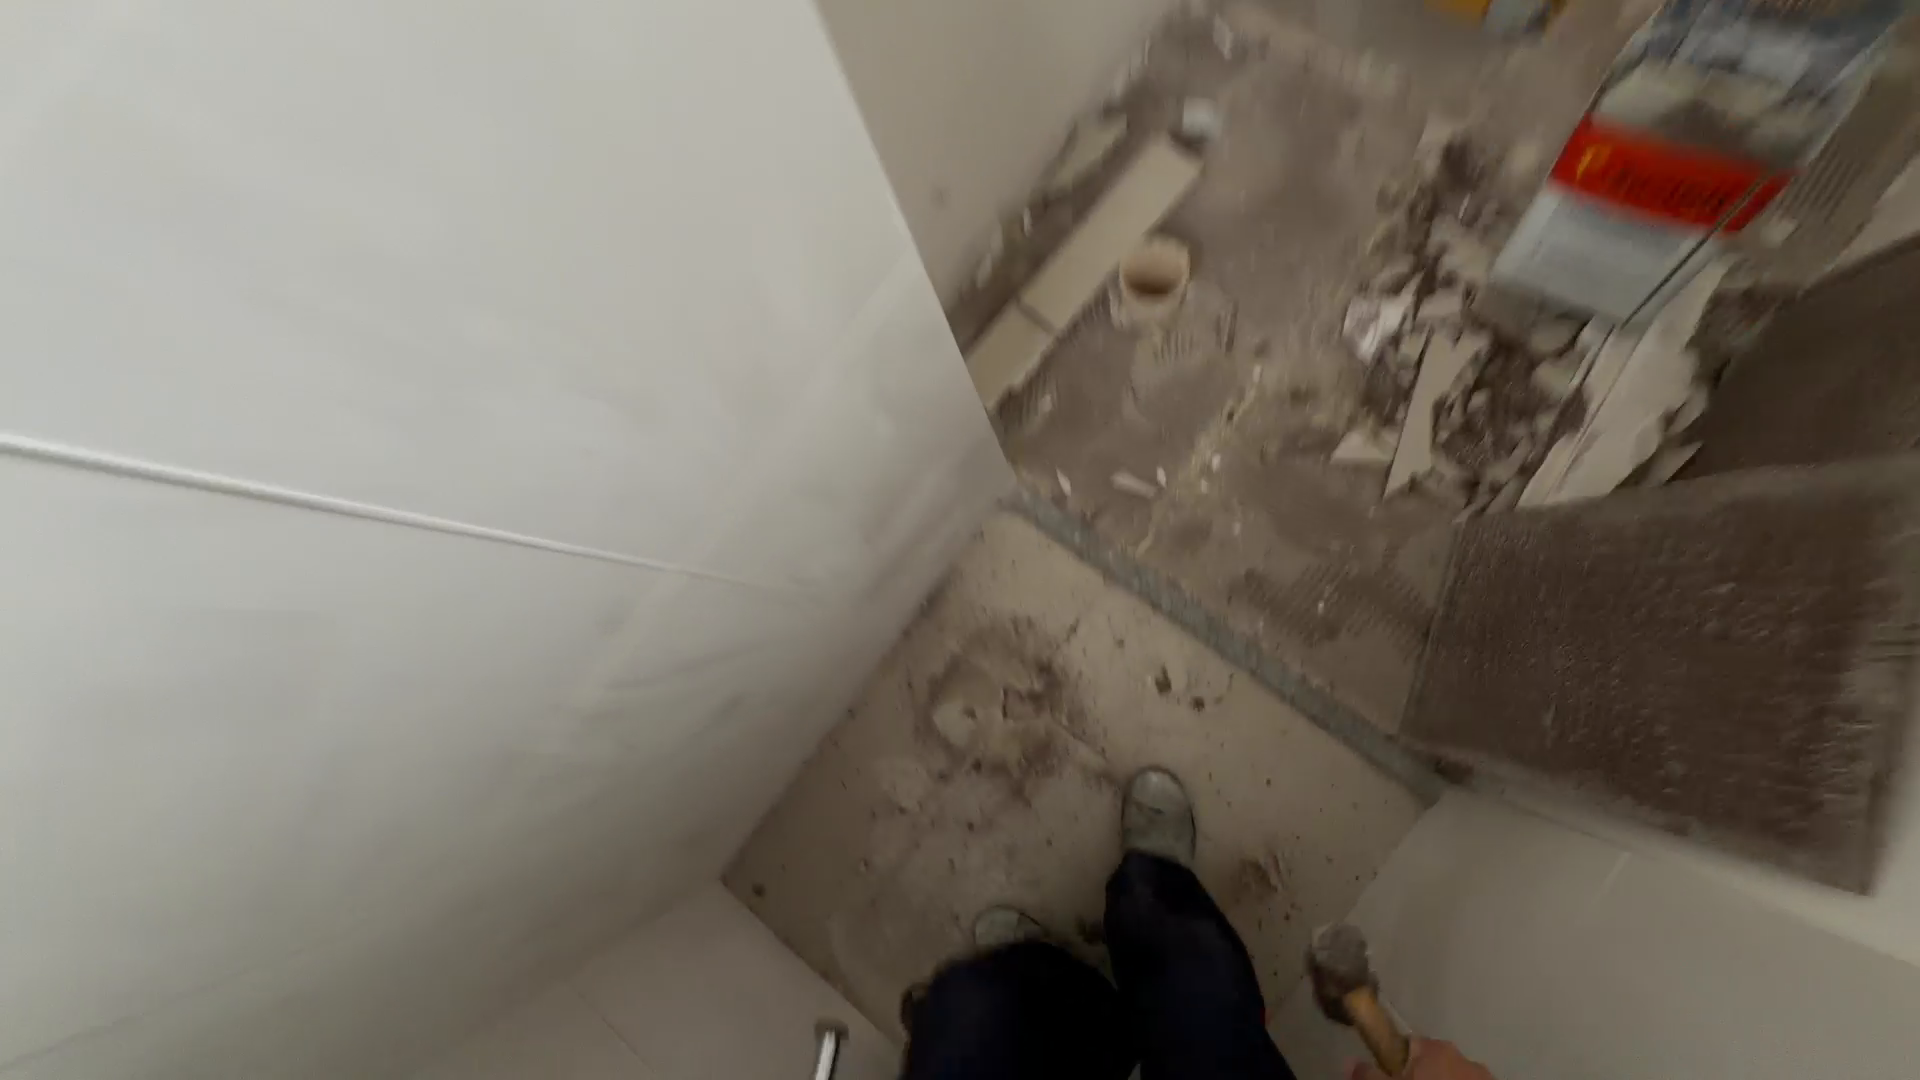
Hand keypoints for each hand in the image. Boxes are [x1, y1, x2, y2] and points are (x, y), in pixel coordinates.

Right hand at [1349, 1038, 1495, 1079]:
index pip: (1407, 1043)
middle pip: (1433, 1062)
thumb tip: (1349, 1062)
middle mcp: (1463, 1056)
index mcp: (1434, 1048)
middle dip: (1424, 1076)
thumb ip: (1369, 1074)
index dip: (1397, 1061)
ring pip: (1456, 1078)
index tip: (1393, 1077)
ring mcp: (1487, 1077)